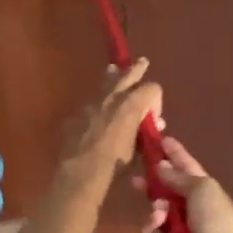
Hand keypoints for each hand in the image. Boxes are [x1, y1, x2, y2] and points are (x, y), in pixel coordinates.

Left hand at [64, 59, 162, 178]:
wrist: (82, 171)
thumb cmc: (116, 163)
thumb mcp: (139, 149)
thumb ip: (146, 133)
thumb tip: (154, 125)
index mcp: (132, 105)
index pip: (152, 88)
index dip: (156, 100)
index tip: (154, 116)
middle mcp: (112, 98)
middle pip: (127, 75)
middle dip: (136, 70)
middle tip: (142, 62)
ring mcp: (91, 104)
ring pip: (104, 85)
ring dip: (112, 79)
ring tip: (113, 70)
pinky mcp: (76, 114)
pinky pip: (90, 104)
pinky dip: (96, 105)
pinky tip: (95, 112)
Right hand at [134, 137, 232, 232]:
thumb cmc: (216, 221)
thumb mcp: (204, 189)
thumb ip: (179, 176)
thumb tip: (160, 166)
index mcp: (206, 193)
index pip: (187, 168)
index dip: (175, 154)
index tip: (161, 138)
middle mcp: (190, 210)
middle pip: (166, 189)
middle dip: (152, 181)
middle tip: (137, 173)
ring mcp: (175, 231)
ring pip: (154, 209)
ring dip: (156, 206)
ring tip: (160, 211)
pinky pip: (149, 231)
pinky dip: (152, 226)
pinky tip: (158, 226)